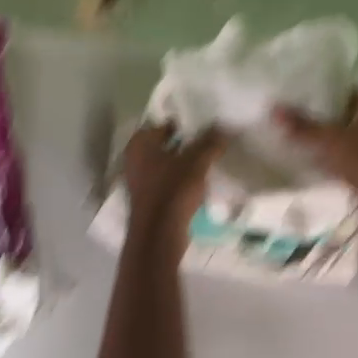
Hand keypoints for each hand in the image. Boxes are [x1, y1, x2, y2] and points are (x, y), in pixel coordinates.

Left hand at [123, 123, 222, 248]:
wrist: (159, 235)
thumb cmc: (173, 191)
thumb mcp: (196, 162)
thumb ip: (210, 142)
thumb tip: (223, 126)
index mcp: (140, 143)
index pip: (164, 122)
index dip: (185, 121)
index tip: (206, 123)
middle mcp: (134, 159)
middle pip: (165, 143)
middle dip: (186, 142)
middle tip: (211, 139)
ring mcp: (139, 181)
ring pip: (166, 163)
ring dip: (184, 161)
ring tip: (209, 158)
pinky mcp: (147, 199)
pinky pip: (167, 181)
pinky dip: (180, 179)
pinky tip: (199, 181)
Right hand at [276, 92, 357, 195]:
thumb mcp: (328, 140)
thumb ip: (302, 126)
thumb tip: (274, 109)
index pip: (346, 92)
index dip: (323, 95)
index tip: (300, 101)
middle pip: (348, 115)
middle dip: (325, 120)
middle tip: (297, 122)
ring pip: (352, 137)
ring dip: (332, 141)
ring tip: (304, 143)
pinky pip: (355, 157)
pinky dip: (340, 159)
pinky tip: (320, 164)